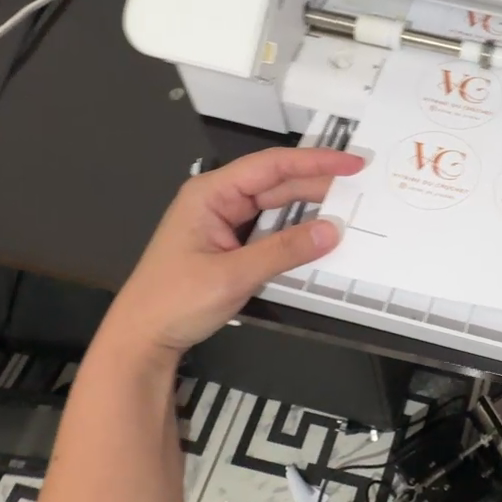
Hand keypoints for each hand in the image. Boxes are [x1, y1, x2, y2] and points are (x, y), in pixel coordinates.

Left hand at [98, 147, 363, 359]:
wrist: (141, 340)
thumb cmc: (176, 301)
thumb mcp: (234, 275)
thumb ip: (285, 250)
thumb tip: (333, 230)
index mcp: (211, 193)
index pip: (271, 166)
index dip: (314, 162)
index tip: (350, 164)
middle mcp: (218, 200)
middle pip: (276, 184)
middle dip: (317, 184)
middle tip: (359, 187)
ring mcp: (224, 223)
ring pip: (275, 207)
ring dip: (309, 207)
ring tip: (348, 206)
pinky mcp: (230, 245)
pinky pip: (270, 229)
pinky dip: (295, 230)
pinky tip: (319, 233)